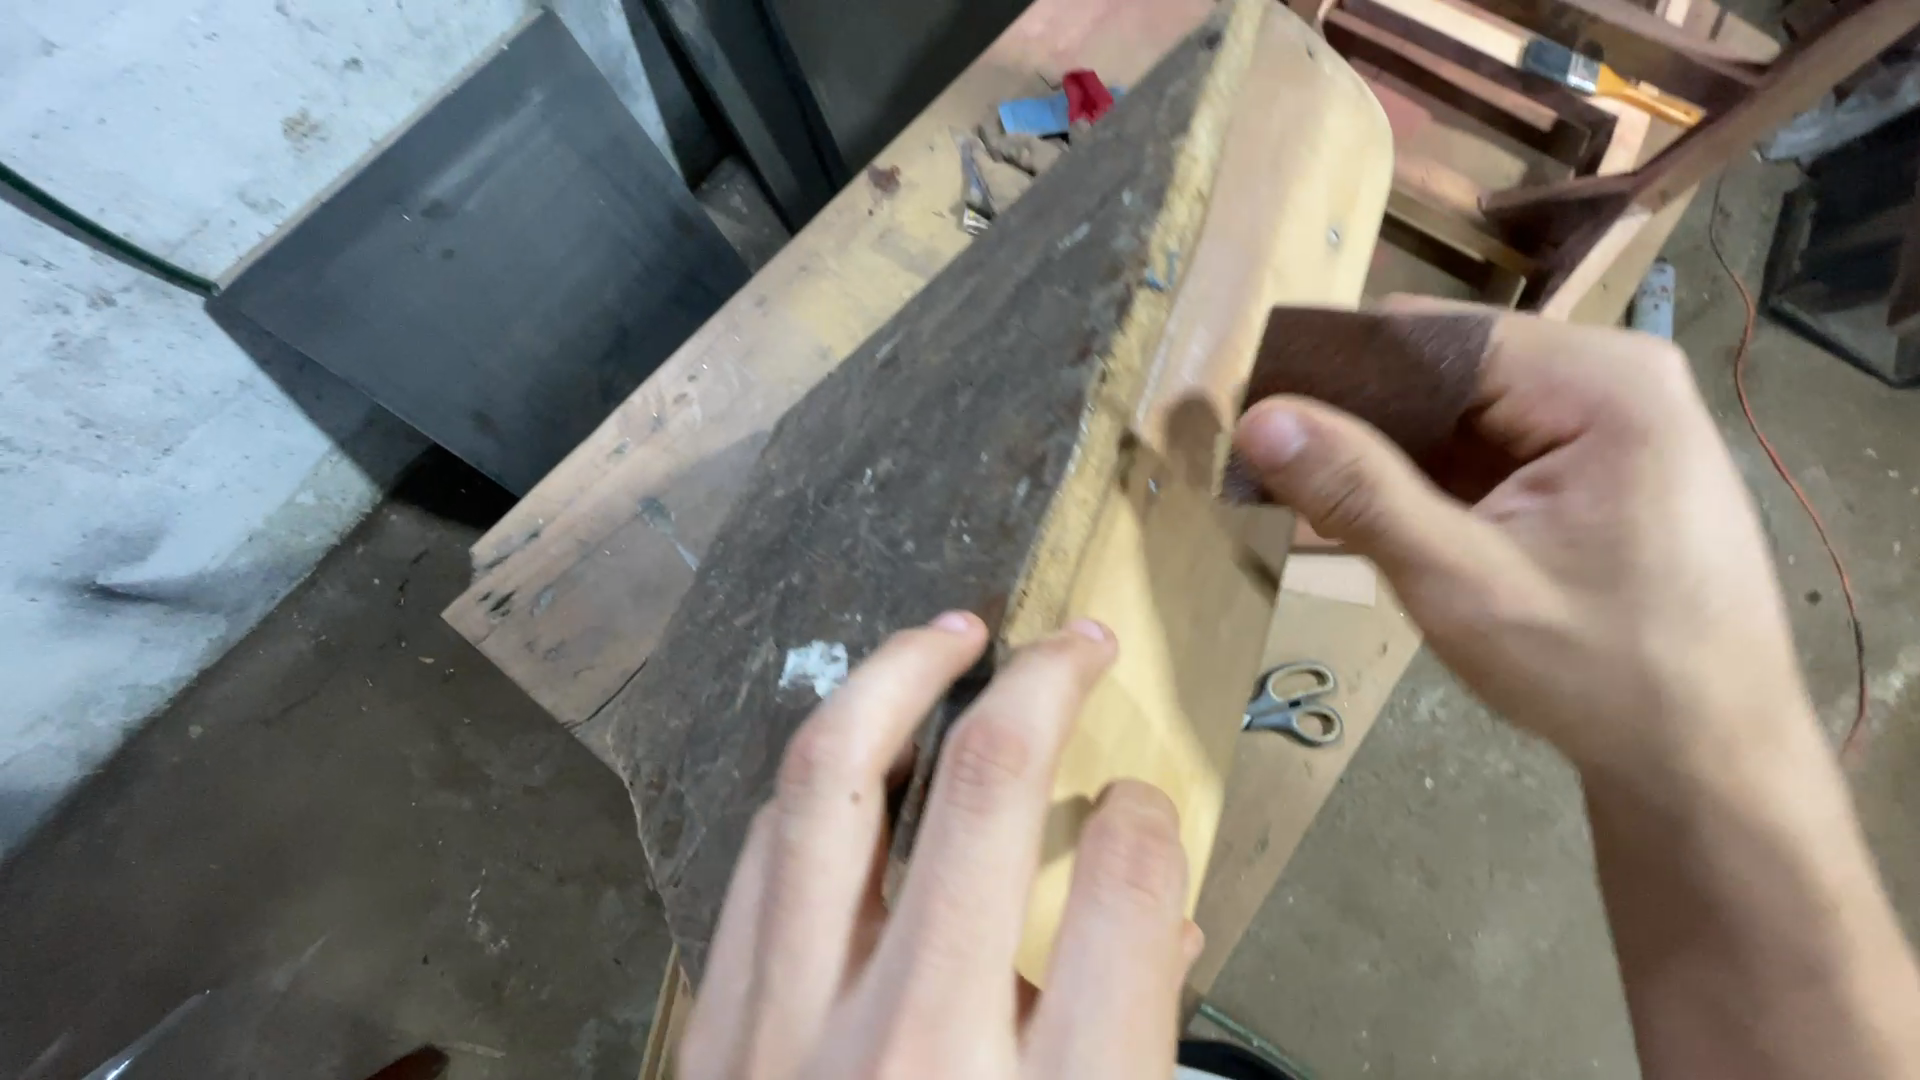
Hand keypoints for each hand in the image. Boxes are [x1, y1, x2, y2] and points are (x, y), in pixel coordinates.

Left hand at [680, 612, 1204, 1079]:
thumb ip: (1142, 1050)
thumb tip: (1159, 922)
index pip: (1130, 893)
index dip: (1149, 821)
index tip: (1140, 799)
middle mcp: (913, 1053)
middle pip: (984, 793)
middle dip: (1043, 688)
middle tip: (1073, 642)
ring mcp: (783, 1035)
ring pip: (832, 784)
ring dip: (897, 681)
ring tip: (949, 634)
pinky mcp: (709, 1041)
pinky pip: (762, 856)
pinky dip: (818, 781)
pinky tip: (857, 747)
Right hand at [1234, 308, 1808, 776]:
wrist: (1704, 755)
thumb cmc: (1598, 670)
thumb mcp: (1458, 580)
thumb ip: (1357, 492)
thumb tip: (1258, 419)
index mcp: (1597, 380)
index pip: (1425, 336)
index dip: (1332, 372)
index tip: (1256, 417)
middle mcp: (1605, 378)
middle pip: (1436, 369)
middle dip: (1350, 420)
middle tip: (1271, 472)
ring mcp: (1598, 420)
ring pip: (1448, 410)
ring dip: (1376, 454)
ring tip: (1307, 498)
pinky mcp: (1583, 462)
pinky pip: (1474, 446)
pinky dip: (1413, 478)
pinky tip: (1370, 517)